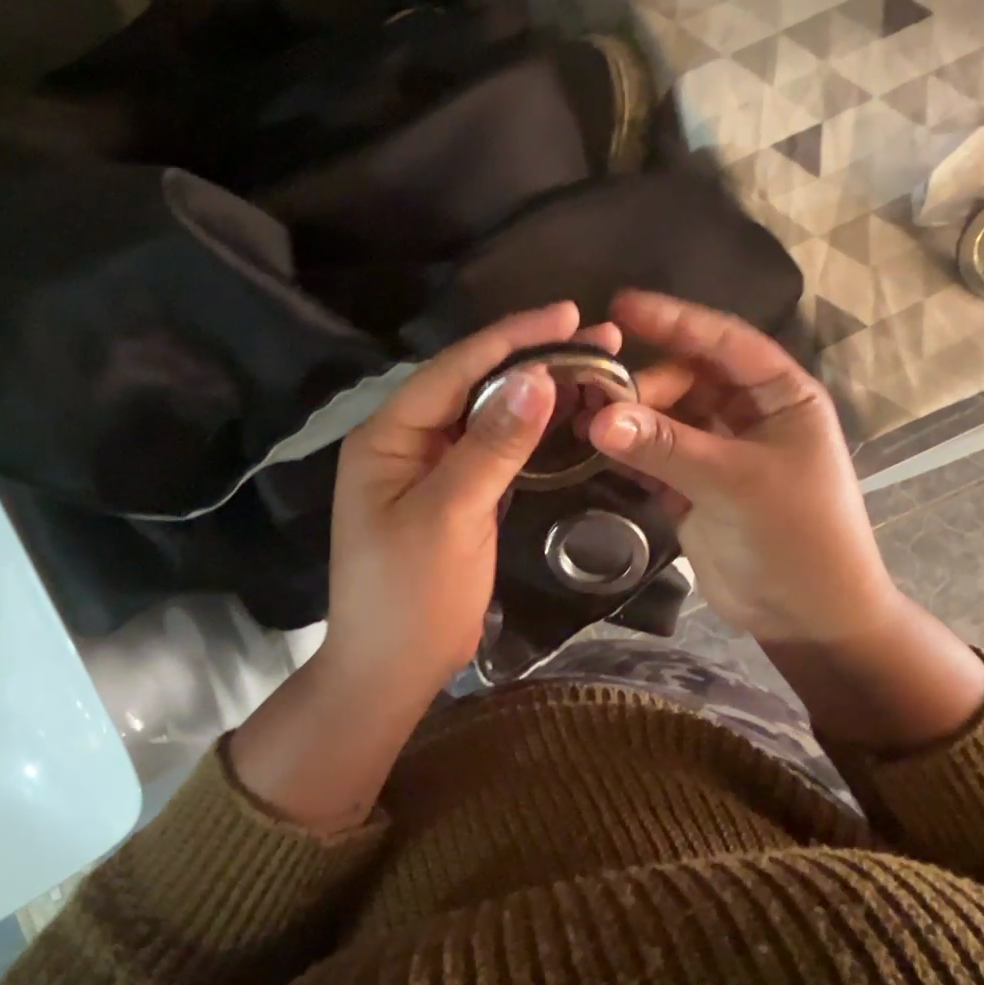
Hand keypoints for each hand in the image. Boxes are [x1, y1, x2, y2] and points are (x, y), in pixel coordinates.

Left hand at [231, 302, 618, 831]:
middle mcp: (404, 441)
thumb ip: (492, 445)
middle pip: (471, 385)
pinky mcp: (452, 495)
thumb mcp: (450, 516)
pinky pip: (491, 449)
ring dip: (535, 392)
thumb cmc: (410, 596)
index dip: (510, 338)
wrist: (391, 670)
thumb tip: (538, 377)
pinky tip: (565, 414)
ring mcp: (428, 469)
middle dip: (530, 359)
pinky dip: (528, 432)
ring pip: (486, 416)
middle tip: (596, 339)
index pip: (452, 370)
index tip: (568, 314)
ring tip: (593, 367)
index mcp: (386, 436)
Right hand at [585, 291, 895, 645]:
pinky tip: (591, 449)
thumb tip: (597, 416)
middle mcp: (748, 415)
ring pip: (663, 418)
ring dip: (628, 418)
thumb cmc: (797, 537)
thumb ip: (666, 446)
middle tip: (597, 398)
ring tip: (583, 420)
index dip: (674, 321)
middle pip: (684, 379)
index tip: (620, 307)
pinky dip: (626, 453)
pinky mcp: (691, 488)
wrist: (807, 618)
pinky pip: (652, 456)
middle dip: (643, 385)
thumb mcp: (735, 482)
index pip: (724, 342)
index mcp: (781, 396)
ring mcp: (717, 453)